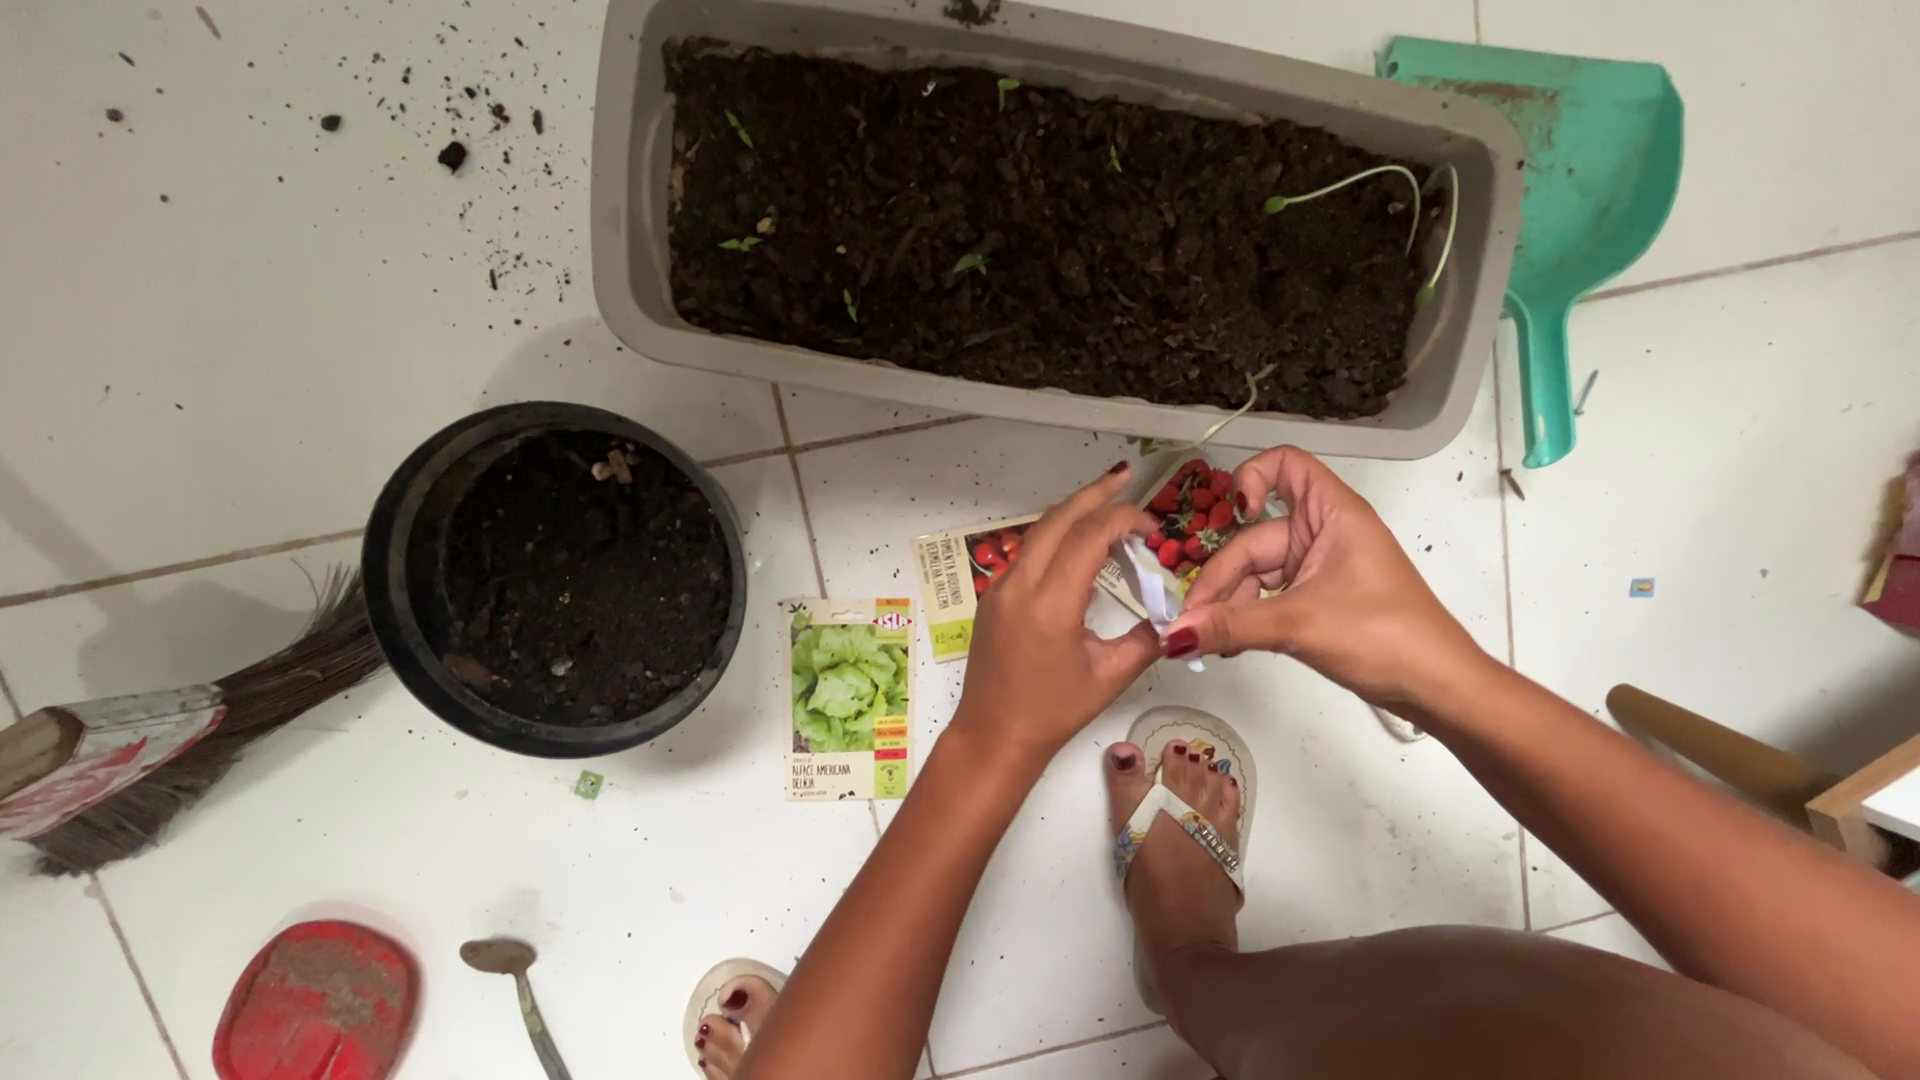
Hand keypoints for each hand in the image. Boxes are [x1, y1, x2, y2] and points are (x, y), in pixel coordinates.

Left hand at [954, 462, 1161, 752]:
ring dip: (1072, 514)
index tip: (1152, 529)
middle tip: (1124, 478)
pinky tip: (1077, 550)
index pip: (1089, 535)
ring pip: (1038, 532)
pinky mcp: (992, 597)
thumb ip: (1146, 638)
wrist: (992, 735)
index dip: (1124, 519)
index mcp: (1050, 602)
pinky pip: (1026, 554)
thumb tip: (1172, 616)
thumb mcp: (1110, 676)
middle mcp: (1019, 584)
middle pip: (1058, 518)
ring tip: (1107, 507)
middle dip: (1094, 494)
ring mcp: (1000, 588)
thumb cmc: (1052, 712)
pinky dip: (1055, 540)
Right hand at [1163, 447, 1488, 711]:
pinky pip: (1267, 596)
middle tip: (1191, 622)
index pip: (1285, 465)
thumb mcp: (1300, 625)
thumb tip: (1171, 636)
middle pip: (1253, 538)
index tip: (1233, 517)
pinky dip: (1245, 617)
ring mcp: (1318, 567)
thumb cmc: (1384, 637)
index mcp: (1332, 514)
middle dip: (1221, 578)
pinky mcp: (1315, 598)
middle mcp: (1322, 533)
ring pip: (1256, 572)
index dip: (1251, 479)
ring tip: (1208, 641)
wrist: (1438, 688)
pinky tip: (1227, 644)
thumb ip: (1230, 626)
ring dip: (1229, 604)